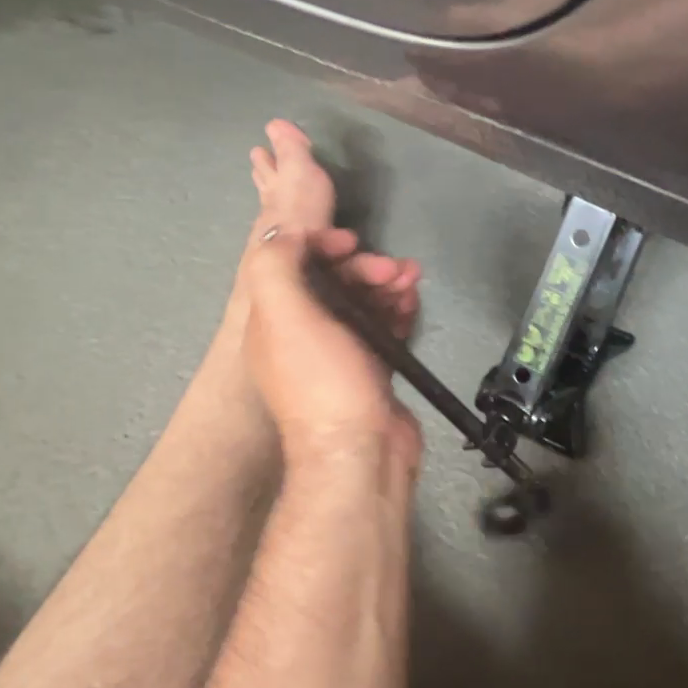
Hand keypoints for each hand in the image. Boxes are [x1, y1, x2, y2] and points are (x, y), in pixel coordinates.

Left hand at [236, 126, 422, 475]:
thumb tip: (286, 234)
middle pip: (335, 280)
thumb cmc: (323, 384)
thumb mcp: (285, 317)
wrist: (361, 452)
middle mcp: (303, 332)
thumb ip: (276, 266)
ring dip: (389, 283)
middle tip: (395, 270)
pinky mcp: (372, 366)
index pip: (293, 262)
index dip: (321, 244)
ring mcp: (340, 352)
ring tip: (412, 282)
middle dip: (367, 266)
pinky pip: (385, 325)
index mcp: (275, 319)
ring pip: (364, 300)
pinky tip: (412, 305)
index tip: (352, 243)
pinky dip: (399, 309)